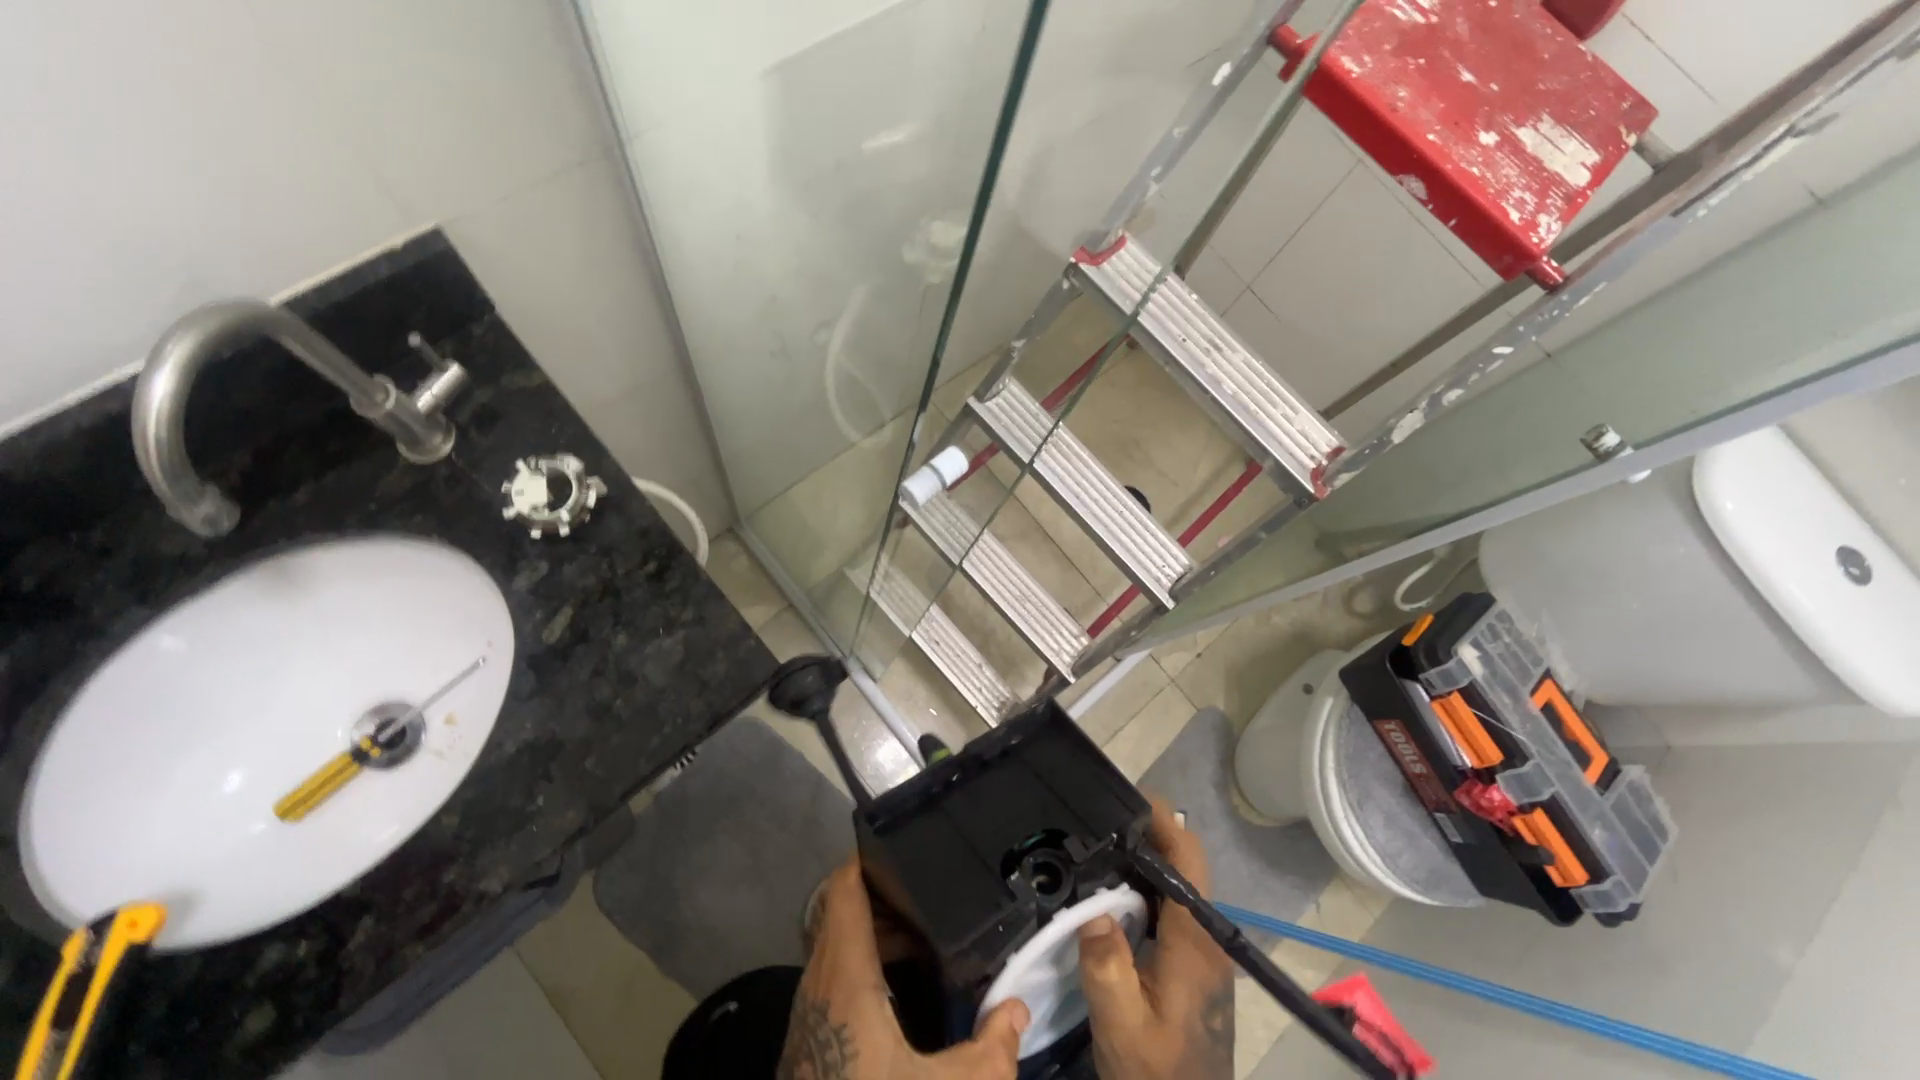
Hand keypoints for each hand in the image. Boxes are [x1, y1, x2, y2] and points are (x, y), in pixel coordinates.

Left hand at [779, 859, 1030, 1079]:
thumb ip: (991, 1050)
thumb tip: (1018, 1010)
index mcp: (846, 979)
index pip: (843, 892)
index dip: (865, 860)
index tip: (901, 844)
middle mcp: (818, 985)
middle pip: (841, 914)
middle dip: (884, 898)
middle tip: (931, 895)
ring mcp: (808, 1013)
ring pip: (835, 947)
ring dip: (874, 935)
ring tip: (923, 937)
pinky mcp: (808, 1039)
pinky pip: (832, 978)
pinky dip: (863, 965)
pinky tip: (899, 990)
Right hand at [1078, 798, 1234, 1079]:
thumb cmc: (1157, 1071)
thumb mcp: (1122, 1025)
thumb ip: (1107, 968)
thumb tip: (1094, 910)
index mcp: (1194, 944)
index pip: (1189, 863)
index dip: (1166, 825)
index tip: (1131, 798)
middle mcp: (1205, 940)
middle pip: (1185, 870)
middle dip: (1150, 838)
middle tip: (1099, 820)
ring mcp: (1202, 955)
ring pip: (1178, 890)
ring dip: (1147, 865)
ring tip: (1099, 849)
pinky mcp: (1193, 968)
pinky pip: (1172, 913)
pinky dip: (1146, 892)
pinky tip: (1113, 898)